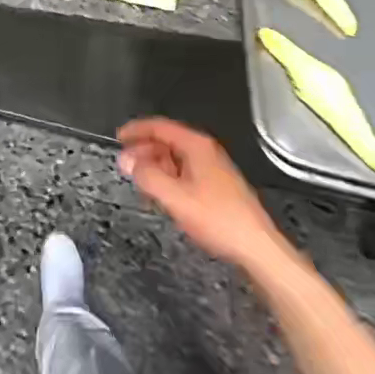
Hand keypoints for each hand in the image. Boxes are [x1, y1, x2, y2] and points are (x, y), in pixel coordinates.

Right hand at [117, 118, 284, 268]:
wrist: (256, 247)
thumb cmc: (219, 220)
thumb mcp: (175, 198)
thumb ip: (147, 177)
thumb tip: (128, 161)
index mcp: (196, 146)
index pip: (160, 126)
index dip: (137, 130)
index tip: (119, 137)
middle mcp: (205, 152)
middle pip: (168, 141)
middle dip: (144, 150)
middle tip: (125, 164)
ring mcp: (212, 168)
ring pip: (176, 158)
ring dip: (155, 165)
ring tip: (140, 181)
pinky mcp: (216, 185)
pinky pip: (185, 172)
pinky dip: (168, 178)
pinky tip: (161, 194)